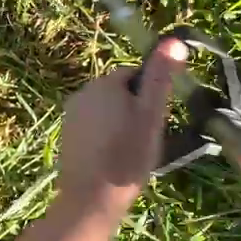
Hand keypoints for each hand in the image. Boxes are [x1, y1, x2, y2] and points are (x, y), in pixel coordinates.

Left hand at [52, 37, 187, 229]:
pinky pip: (93, 128)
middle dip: (134, 109)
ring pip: (105, 111)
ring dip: (120, 124)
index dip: (149, 94)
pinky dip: (105, 138)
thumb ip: (160, 78)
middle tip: (147, 138)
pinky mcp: (67, 137)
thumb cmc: (127, 155)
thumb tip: (173, 41)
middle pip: (118, 92)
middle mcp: (82, 93)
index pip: (133, 74)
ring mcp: (71, 116)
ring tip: (131, 151)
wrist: (91, 199)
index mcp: (103, 84)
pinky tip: (114, 159)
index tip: (156, 119)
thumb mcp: (151, 115)